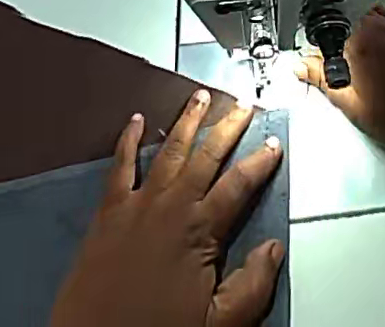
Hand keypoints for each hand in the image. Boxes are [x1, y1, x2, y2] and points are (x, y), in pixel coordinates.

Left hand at [49, 90, 285, 326]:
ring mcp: (139, 202)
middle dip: (228, 127)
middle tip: (244, 105)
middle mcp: (171, 206)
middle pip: (207, 156)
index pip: (238, 186)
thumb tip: (274, 249)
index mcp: (199, 231)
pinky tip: (136, 121)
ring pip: (169, 150)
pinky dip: (129, 139)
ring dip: (187, 121)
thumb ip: (249, 288)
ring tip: (201, 96)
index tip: (273, 144)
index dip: (259, 163)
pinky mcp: (110, 208)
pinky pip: (122, 164)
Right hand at [296, 7, 384, 173]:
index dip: (308, 49)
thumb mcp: (352, 106)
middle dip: (328, 40)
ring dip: (349, 37)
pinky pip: (380, 27)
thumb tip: (304, 68)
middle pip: (339, 21)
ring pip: (360, 22)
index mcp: (358, 36)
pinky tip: (373, 66)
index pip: (319, 30)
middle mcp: (378, 25)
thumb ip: (322, 79)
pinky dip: (369, 39)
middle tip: (326, 70)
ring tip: (351, 71)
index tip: (307, 65)